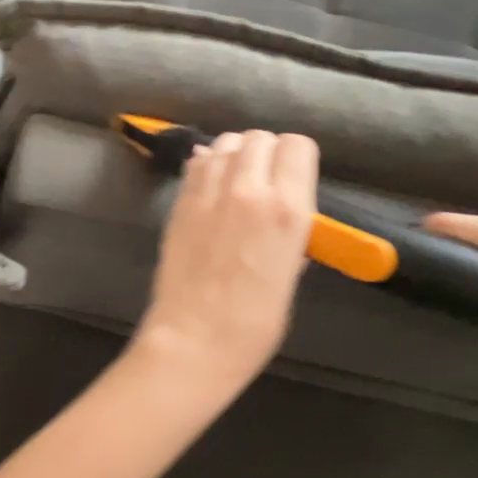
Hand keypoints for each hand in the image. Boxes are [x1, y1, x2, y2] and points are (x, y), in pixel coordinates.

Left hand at [134, 130, 318, 385]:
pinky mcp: (180, 200)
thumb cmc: (253, 323)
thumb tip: (285, 219)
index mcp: (288, 209)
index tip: (294, 177)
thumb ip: (289, 234)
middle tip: (264, 181)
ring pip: (227, 142)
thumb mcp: (289, 274)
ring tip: (236, 182)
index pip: (298, 146)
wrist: (193, 340)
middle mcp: (249, 188)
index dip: (297, 159)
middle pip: (261, 138)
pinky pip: (198, 162)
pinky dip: (208, 165)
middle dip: (266, 153)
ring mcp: (209, 191)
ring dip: (235, 155)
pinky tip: (210, 188)